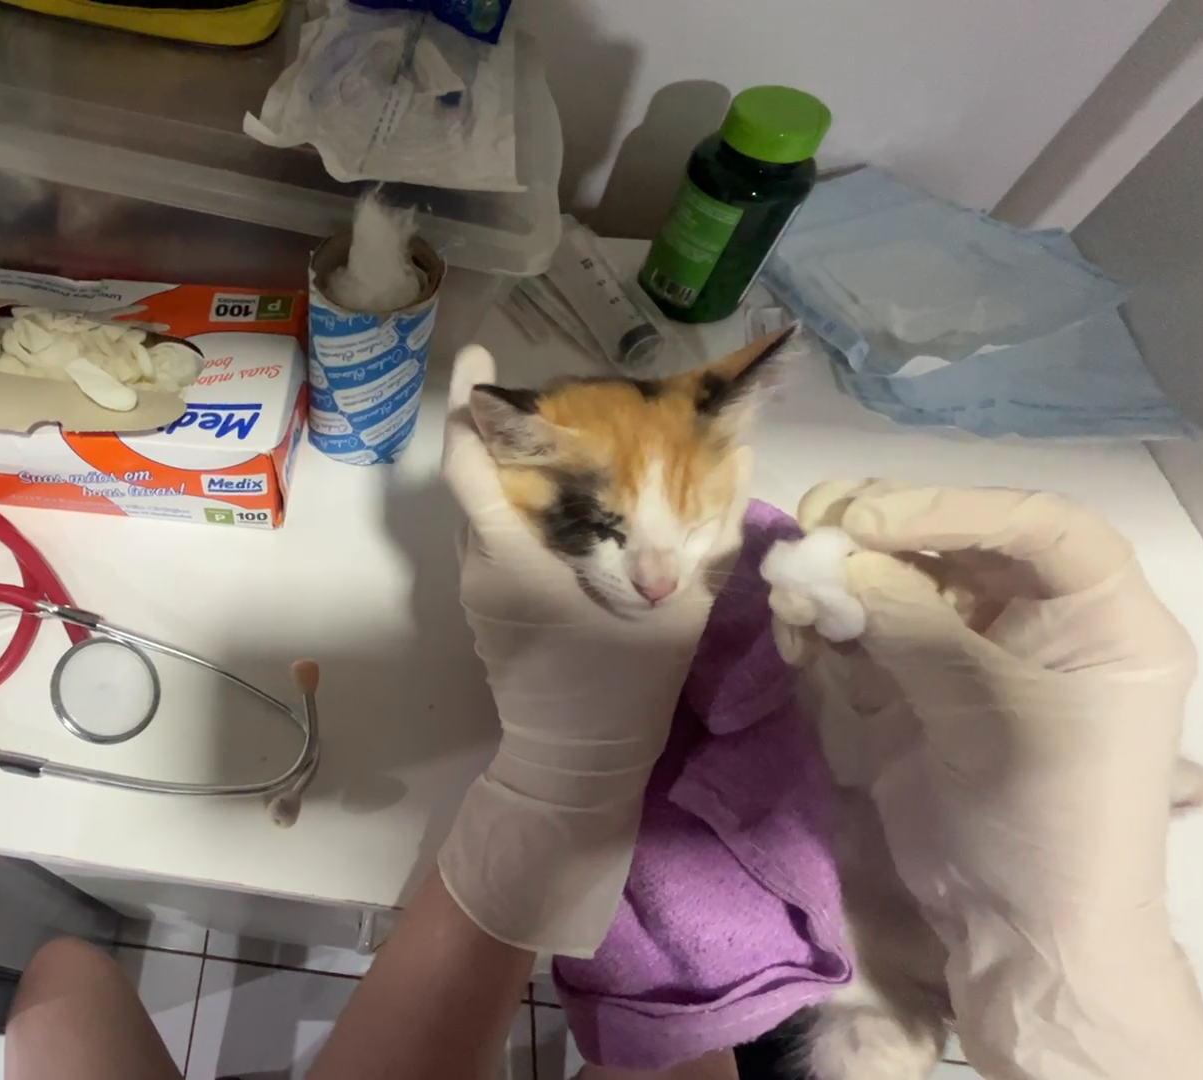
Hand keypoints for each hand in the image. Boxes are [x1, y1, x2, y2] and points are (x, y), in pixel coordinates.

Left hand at [435, 345, 711, 956]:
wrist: (571, 759)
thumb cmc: (621, 687)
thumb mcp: (679, 609)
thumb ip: (706, 530)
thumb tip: (735, 452)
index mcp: (510, 557)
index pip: (469, 466)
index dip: (467, 407)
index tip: (477, 359)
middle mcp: (477, 561)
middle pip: (474, 475)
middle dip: (502, 426)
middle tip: (553, 393)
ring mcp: (472, 582)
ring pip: (481, 504)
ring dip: (511, 465)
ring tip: (564, 434)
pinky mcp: (480, 598)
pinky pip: (490, 533)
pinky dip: (516, 503)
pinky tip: (564, 496)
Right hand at [770, 482, 1202, 1079]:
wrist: (1007, 915)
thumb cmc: (1042, 816)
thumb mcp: (991, 714)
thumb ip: (912, 627)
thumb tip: (829, 562)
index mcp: (1093, 618)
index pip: (1035, 525)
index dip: (945, 507)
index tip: (856, 522)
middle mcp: (1021, 617)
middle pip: (944, 538)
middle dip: (869, 531)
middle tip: (802, 535)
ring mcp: (951, 645)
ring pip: (882, 575)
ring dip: (828, 578)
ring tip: (788, 599)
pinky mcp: (894, 675)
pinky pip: (847, 623)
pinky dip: (813, 619)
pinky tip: (794, 635)